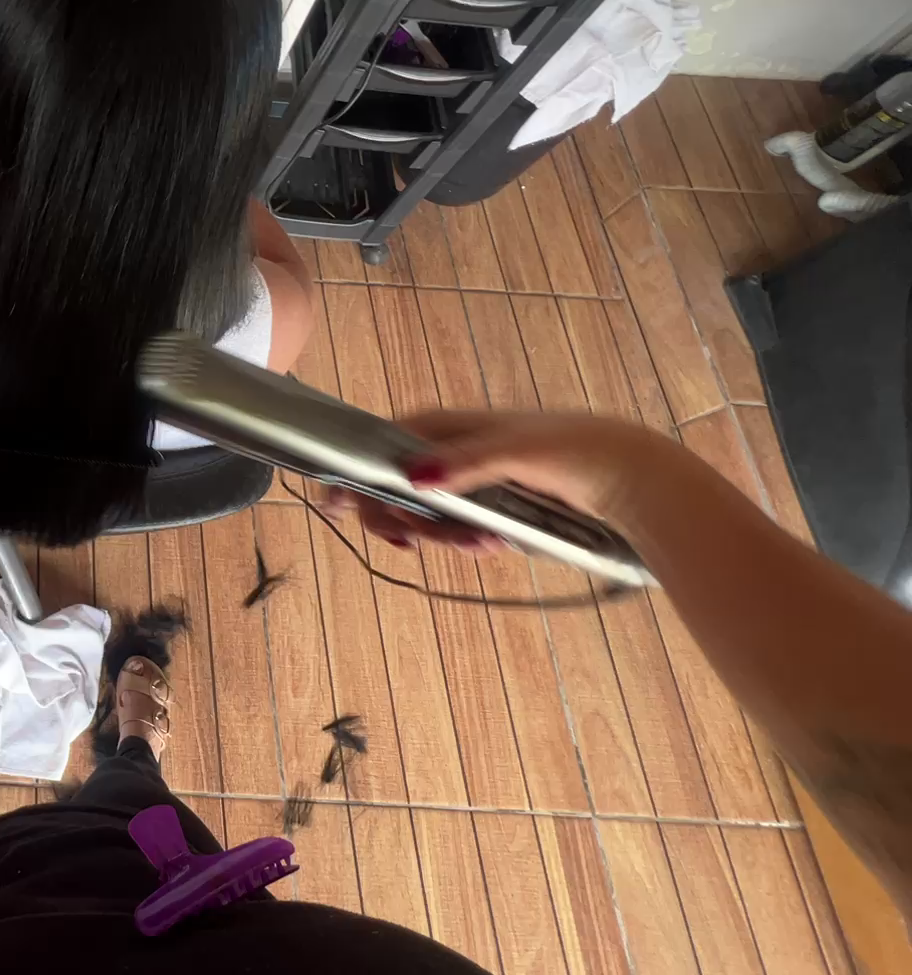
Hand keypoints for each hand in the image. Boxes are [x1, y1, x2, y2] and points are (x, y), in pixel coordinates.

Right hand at [332, 411, 685, 548]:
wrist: (637, 478)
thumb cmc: (575, 451)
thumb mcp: (517, 451)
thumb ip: (463, 463)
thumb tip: (411, 476)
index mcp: (443, 427)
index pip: (377, 446)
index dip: (353, 474)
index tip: (336, 506)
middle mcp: (445, 449)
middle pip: (391, 485)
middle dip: (397, 517)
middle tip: (409, 544)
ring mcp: (464, 477)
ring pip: (422, 509)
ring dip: (436, 534)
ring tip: (476, 546)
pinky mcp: (487, 502)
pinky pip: (453, 523)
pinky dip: (461, 539)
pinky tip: (487, 546)